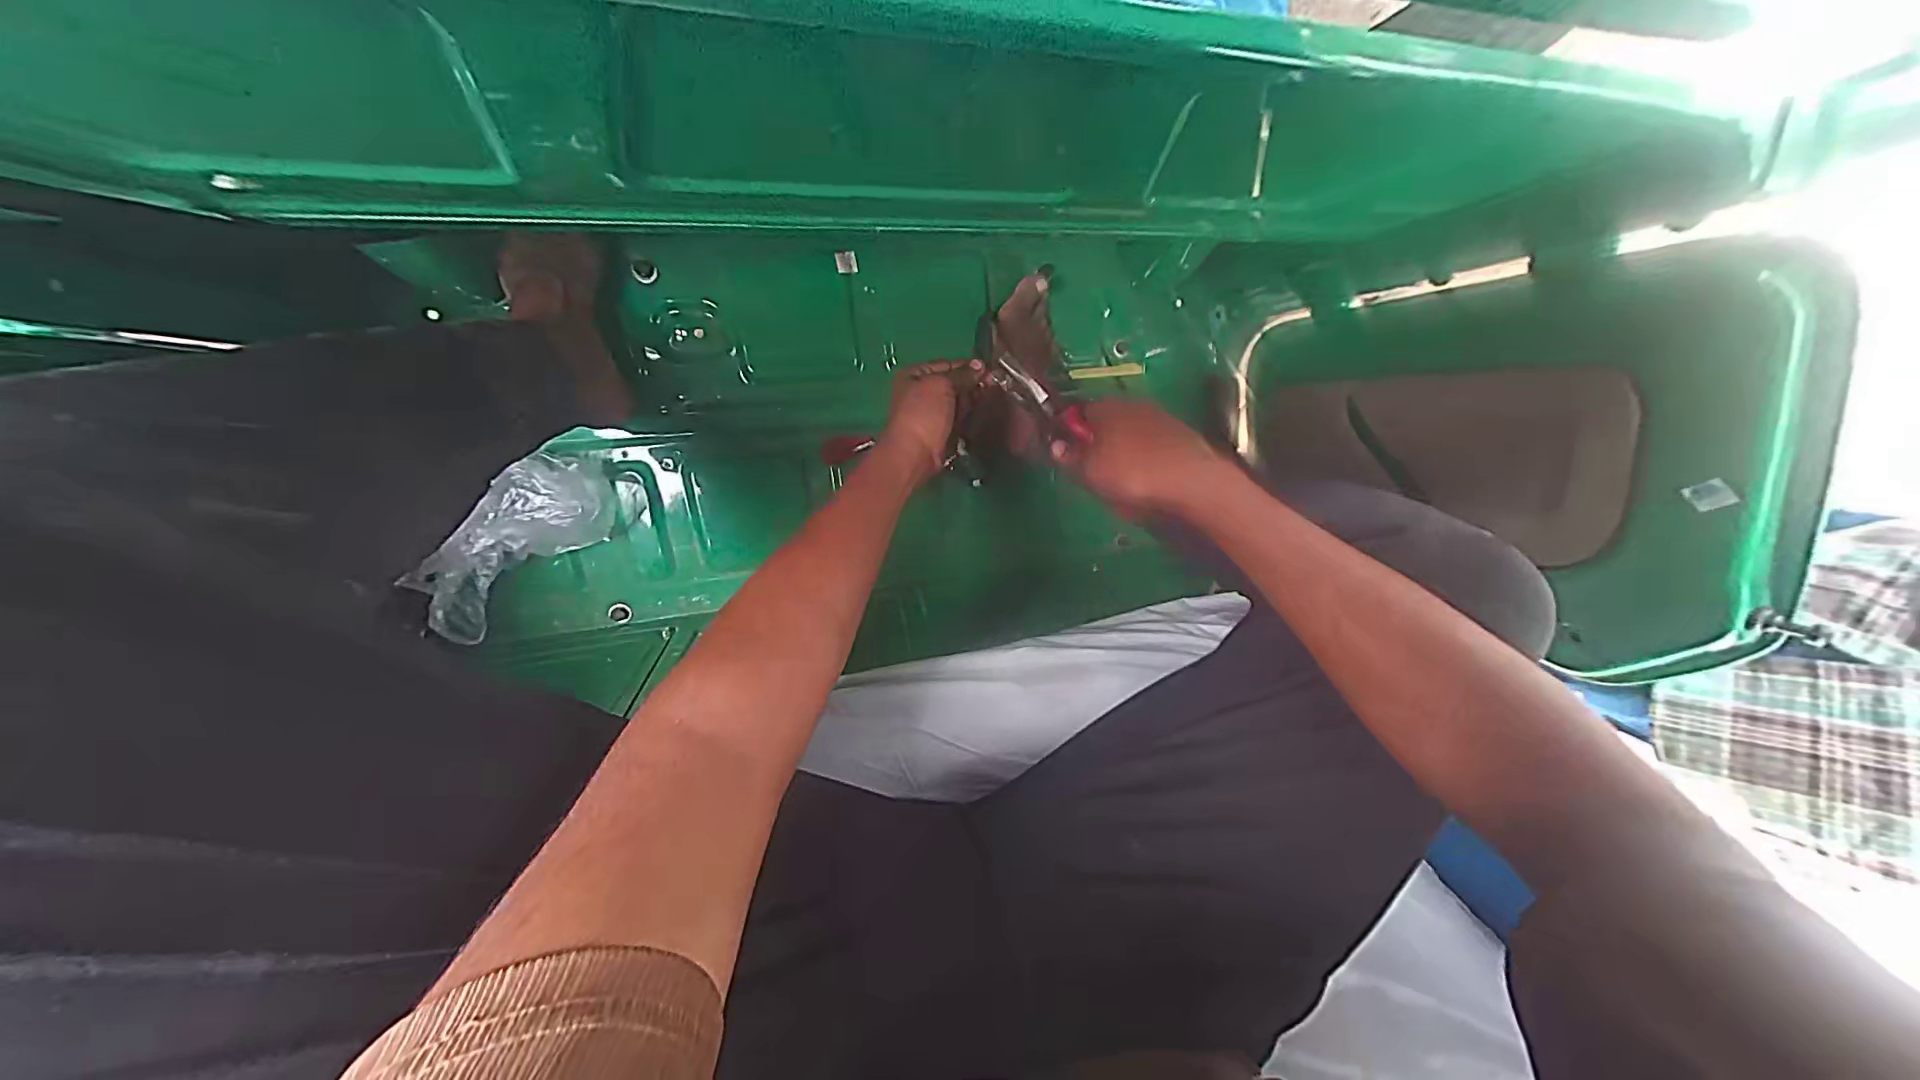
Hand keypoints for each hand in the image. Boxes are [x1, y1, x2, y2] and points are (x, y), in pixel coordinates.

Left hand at [880, 359, 979, 484]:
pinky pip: (959, 417)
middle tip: (993, 384)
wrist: (915, 453)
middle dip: (972, 383)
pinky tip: (983, 412)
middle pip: (952, 383)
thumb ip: (962, 374)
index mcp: (914, 375)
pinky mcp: (941, 430)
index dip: (967, 366)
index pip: (946, 365)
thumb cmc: (924, 413)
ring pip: (957, 401)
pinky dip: (969, 415)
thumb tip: (980, 366)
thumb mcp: (942, 385)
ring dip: (973, 399)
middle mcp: (920, 392)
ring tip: (990, 397)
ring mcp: (931, 413)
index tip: (987, 370)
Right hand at [1052, 400, 1236, 515]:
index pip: (1077, 411)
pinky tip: (1147, 481)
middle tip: (1090, 471)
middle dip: (1097, 441)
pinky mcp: (1184, 438)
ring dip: (1122, 451)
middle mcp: (1133, 404)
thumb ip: (1069, 457)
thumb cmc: (1131, 475)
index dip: (1068, 432)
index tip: (1065, 454)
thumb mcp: (1089, 472)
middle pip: (1106, 421)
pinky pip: (1152, 447)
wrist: (1194, 485)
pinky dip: (1145, 460)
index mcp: (1105, 407)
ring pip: (1131, 433)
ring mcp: (1162, 419)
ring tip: (1120, 480)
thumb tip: (1055, 445)